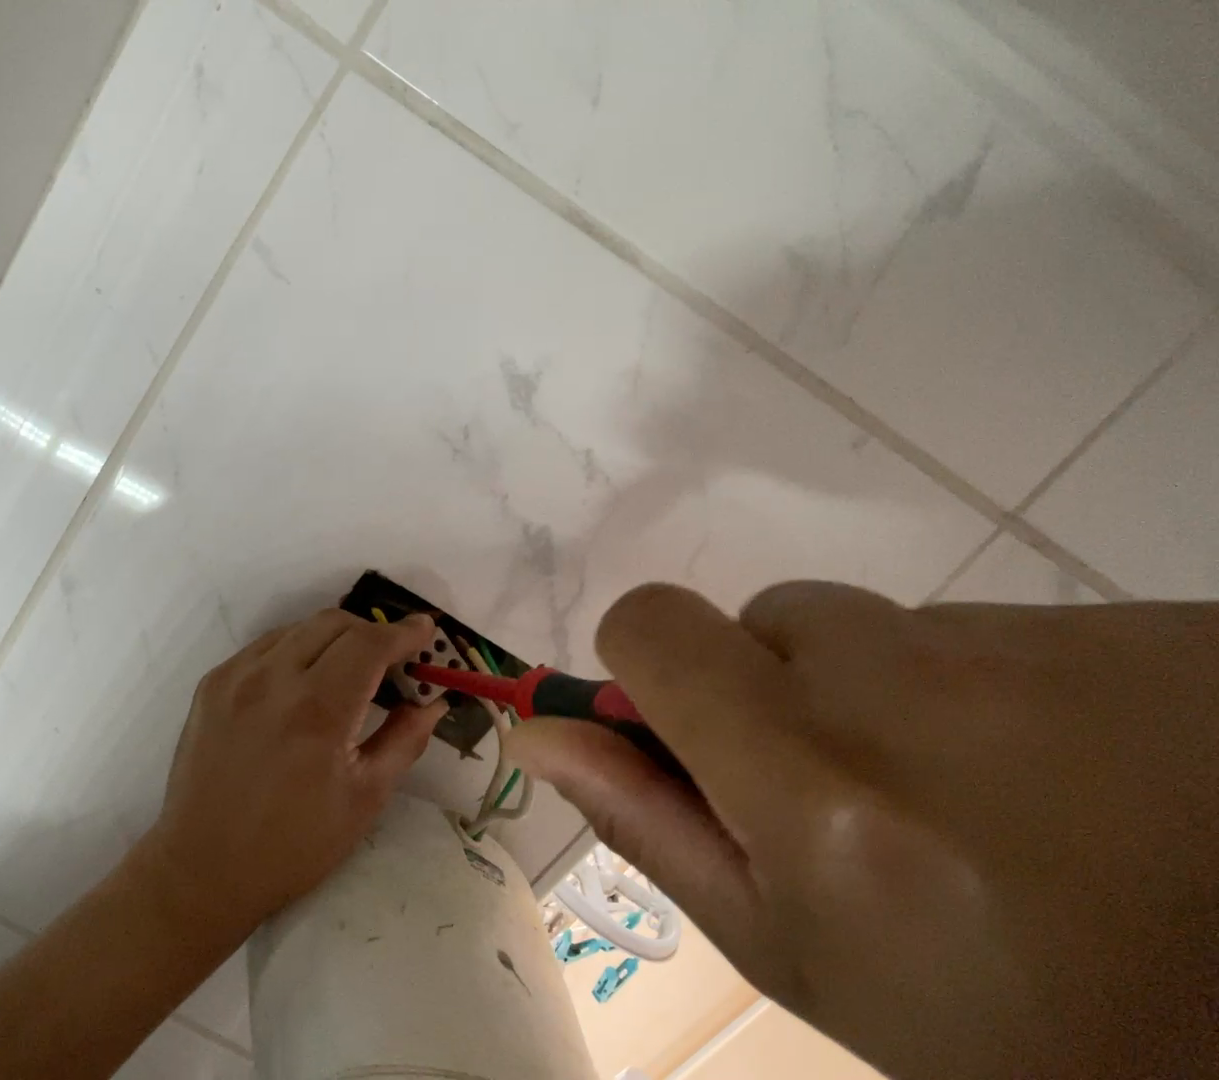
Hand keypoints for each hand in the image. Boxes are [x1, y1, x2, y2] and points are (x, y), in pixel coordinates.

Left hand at [134, 609, 447, 935]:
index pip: (368, 643)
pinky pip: (261, 648)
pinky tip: (300, 684)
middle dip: (370, 630)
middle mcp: (273, 679)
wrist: (204, 866)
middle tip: (390, 658)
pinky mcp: (211, 685)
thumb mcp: (364, 799)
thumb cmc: (294, 845)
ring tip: (345, 671)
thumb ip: (403, 741)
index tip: (425, 629)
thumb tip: (432, 703)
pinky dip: (292, 651)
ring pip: (295, 629)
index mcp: (318, 709)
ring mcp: (235, 677)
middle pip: (332, 622)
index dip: (402, 632)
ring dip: (330, 638)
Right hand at [510, 582, 1218, 1079]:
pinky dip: (1008, 691)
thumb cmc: (987, 1018)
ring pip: (892, 629)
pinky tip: (1087, 776)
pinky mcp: (1165, 629)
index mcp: (812, 774)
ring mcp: (1052, 644)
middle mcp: (917, 682)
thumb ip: (650, 825)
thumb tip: (540, 730)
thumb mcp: (794, 949)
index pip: (653, 624)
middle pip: (775, 618)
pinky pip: (1007, 629)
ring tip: (992, 799)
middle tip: (859, 796)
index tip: (688, 732)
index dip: (645, 666)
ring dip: (899, 695)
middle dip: (779, 691)